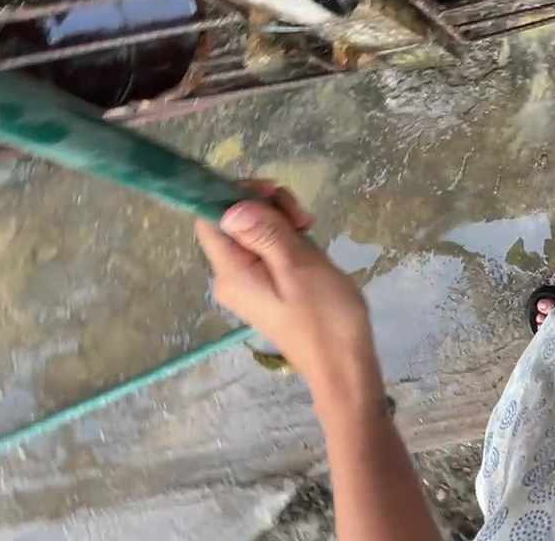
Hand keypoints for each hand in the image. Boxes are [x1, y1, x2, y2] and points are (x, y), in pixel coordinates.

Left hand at [194, 181, 383, 418]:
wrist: (343, 363)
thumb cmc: (325, 315)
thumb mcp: (299, 266)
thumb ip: (266, 233)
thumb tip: (231, 206)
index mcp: (232, 272)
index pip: (211, 218)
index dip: (236, 194)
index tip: (275, 191)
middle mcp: (231, 276)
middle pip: (234, 221)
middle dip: (268, 206)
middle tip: (305, 219)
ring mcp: (248, 283)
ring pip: (254, 231)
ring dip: (282, 221)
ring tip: (311, 232)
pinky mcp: (266, 286)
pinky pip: (266, 248)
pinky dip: (287, 238)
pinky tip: (309, 245)